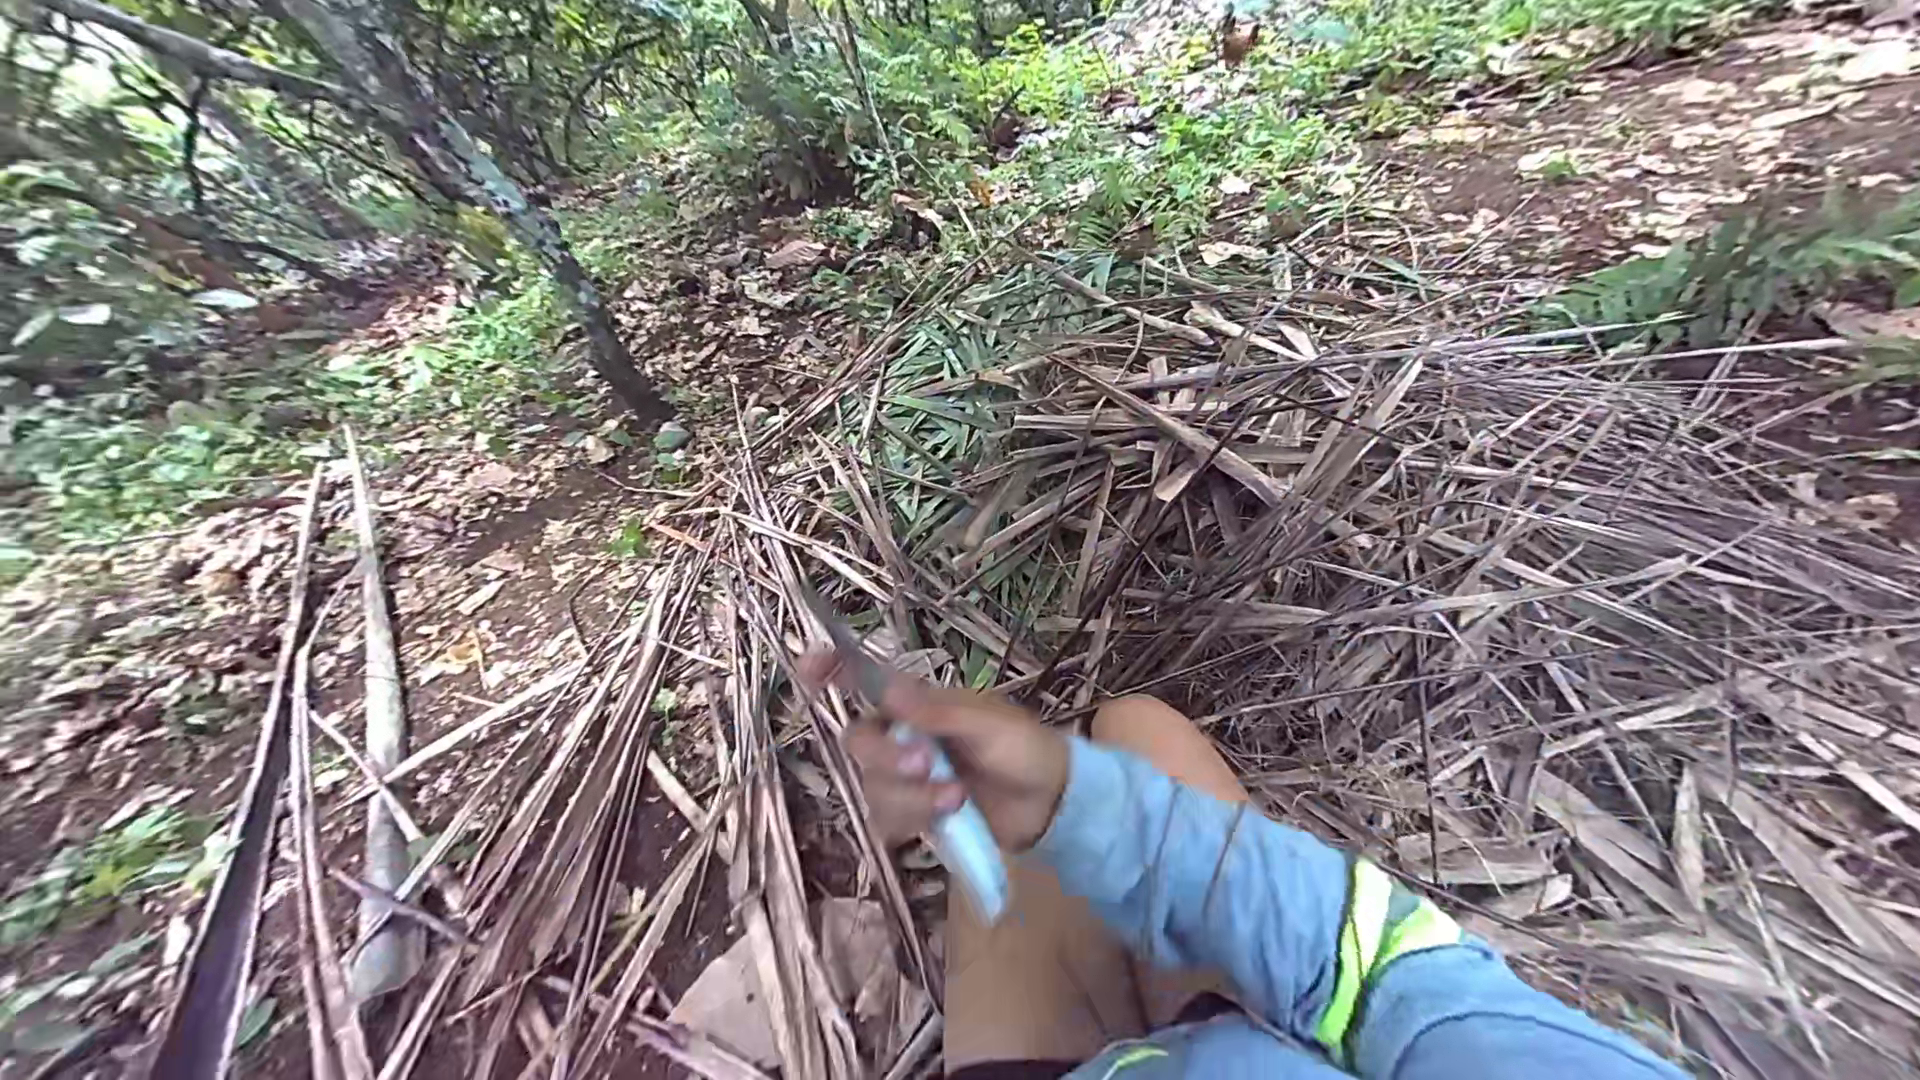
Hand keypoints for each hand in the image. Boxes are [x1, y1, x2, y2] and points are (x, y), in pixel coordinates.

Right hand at [798, 648, 1069, 852]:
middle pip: (858, 742)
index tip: (810, 663)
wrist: (1049, 802)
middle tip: (925, 763)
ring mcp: (905, 778)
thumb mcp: (988, 722)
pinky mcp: (914, 815)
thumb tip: (889, 690)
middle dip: (885, 756)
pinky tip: (950, 813)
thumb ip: (939, 711)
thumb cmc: (1022, 745)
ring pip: (871, 787)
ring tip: (956, 796)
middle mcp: (902, 736)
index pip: (866, 681)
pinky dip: (914, 819)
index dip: (832, 670)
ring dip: (910, 795)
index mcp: (918, 703)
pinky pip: (886, 821)